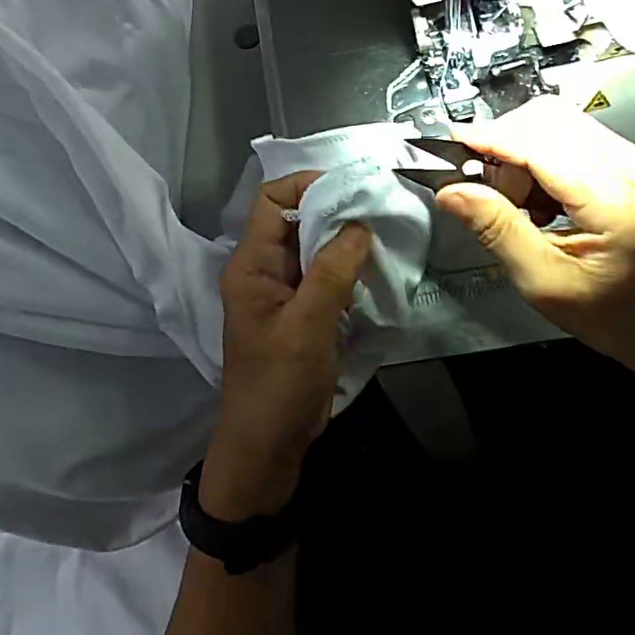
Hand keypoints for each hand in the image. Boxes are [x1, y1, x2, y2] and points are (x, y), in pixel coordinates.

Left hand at [206, 172, 370, 519]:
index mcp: (251, 264)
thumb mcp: (307, 327)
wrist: (267, 449)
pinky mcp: (303, 311)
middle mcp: (264, 269)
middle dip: (336, 211)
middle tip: (379, 210)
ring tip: (383, 236)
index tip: (352, 189)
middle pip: (297, 219)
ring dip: (345, 240)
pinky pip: (325, 274)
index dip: (308, 185)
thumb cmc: (278, 386)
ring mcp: (284, 291)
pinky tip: (376, 269)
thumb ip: (332, 271)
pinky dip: (348, 267)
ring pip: (315, 246)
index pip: (272, 200)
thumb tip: (359, 224)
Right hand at [433, 97, 634, 383]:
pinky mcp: (632, 161)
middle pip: (549, 121)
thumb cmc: (615, 316)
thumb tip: (454, 191)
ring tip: (516, 202)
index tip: (453, 146)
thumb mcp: (544, 282)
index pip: (542, 145)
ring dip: (520, 152)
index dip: (491, 140)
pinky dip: (539, 156)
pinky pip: (571, 135)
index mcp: (621, 203)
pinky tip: (538, 197)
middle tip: (483, 188)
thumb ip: (497, 230)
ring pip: (557, 123)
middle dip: (504, 146)